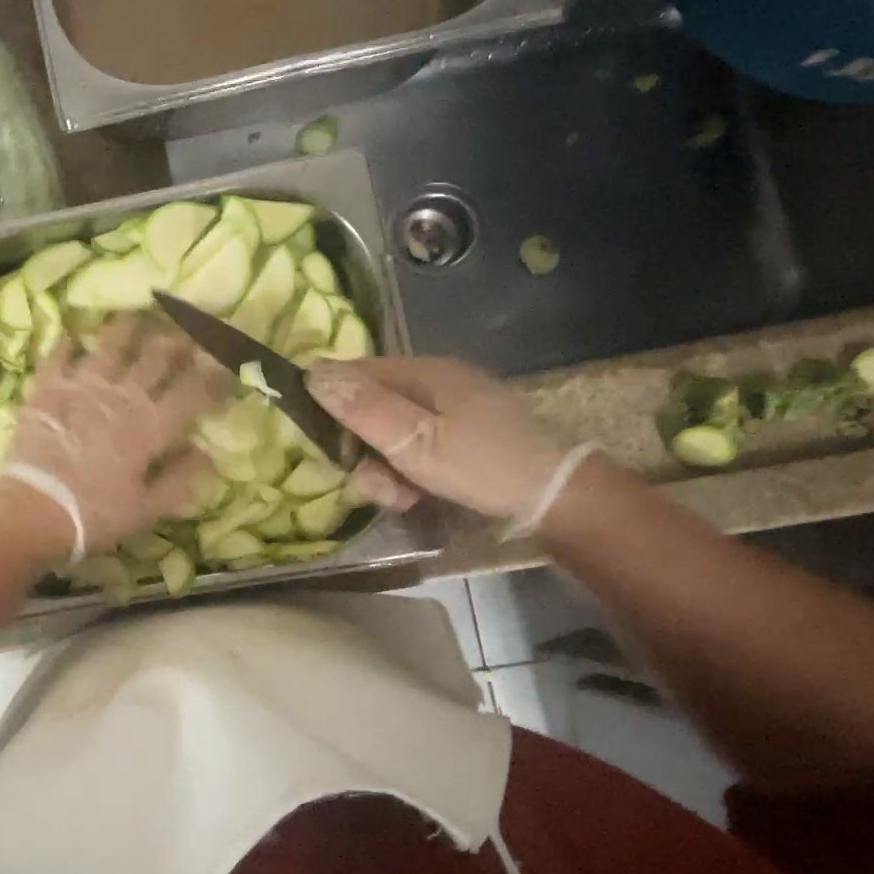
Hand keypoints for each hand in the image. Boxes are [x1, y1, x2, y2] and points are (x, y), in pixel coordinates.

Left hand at [0, 316, 223, 561]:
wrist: (31, 510)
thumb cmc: (93, 516)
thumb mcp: (146, 510)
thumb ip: (179, 480)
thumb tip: (206, 453)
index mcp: (150, 427)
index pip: (193, 391)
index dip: (213, 376)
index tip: (225, 365)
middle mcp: (121, 397)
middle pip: (155, 358)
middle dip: (176, 342)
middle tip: (185, 331)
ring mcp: (81, 387)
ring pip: (110, 345)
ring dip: (126, 329)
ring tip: (136, 315)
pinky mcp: (46, 389)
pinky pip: (59, 356)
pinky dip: (67, 345)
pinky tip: (72, 338)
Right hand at [304, 356, 573, 524]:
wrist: (560, 500)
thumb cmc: (483, 465)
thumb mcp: (416, 441)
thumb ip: (364, 410)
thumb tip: (312, 373)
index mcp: (424, 373)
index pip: (353, 373)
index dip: (328, 404)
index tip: (322, 446)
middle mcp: (434, 384)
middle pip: (368, 409)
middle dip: (359, 450)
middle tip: (371, 483)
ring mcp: (449, 412)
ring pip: (387, 436)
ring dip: (381, 471)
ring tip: (399, 498)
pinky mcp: (459, 438)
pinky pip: (412, 450)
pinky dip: (404, 475)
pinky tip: (414, 498)